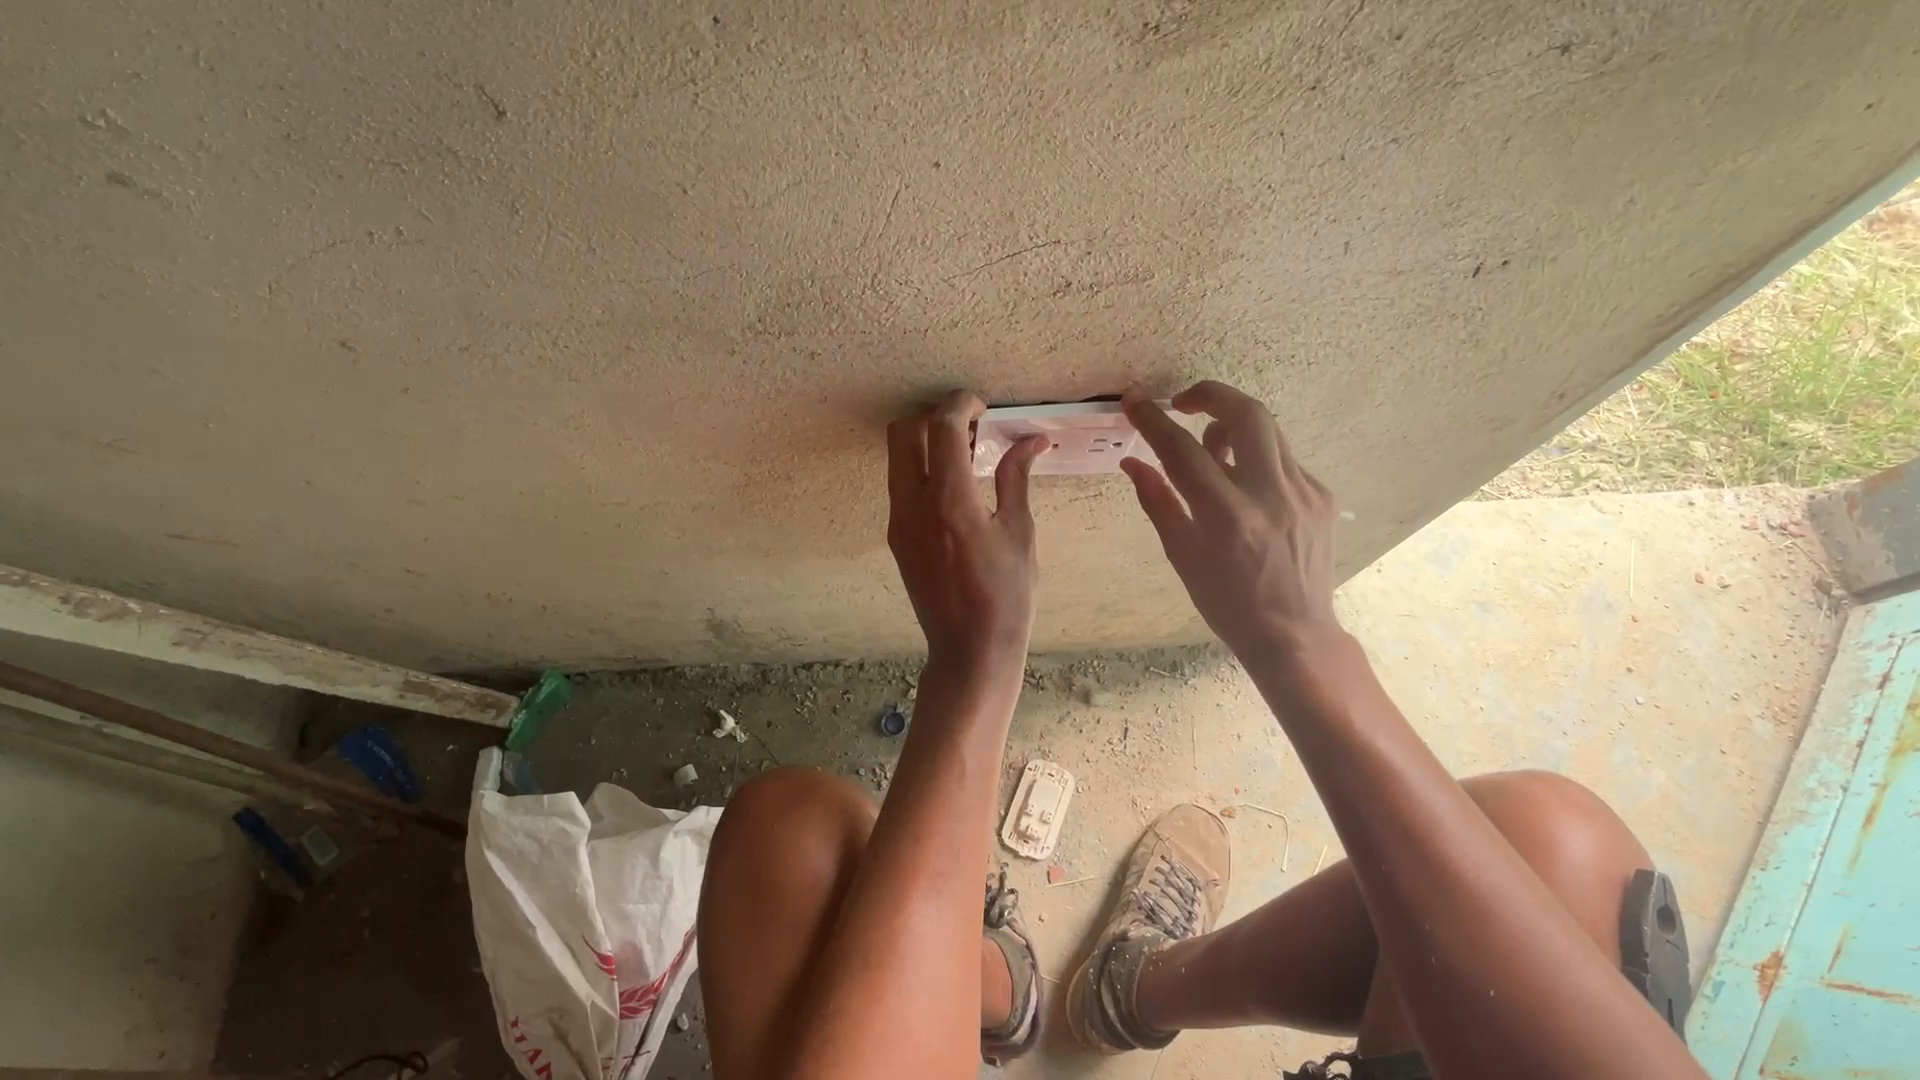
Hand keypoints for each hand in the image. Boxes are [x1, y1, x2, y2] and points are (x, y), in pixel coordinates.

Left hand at [887, 391, 1049, 670]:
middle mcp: (913, 506)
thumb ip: (1016, 478)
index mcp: (950, 502)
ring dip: (924, 443)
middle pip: (902, 432)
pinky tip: (955, 487)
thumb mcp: (1019, 532)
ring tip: (965, 455)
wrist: (969, 649)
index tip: (981, 405)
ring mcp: (898, 523)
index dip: (960, 404)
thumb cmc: (1006, 596)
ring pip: (896, 459)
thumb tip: (1031, 440)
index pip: (942, 427)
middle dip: (933, 417)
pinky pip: (901, 486)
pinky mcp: (896, 538)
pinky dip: (921, 471)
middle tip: (968, 426)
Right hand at [1120, 381, 1342, 660]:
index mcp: (1227, 516)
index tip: (1134, 401)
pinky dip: (1258, 461)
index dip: (1154, 420)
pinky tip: (1247, 489)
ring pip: (1269, 430)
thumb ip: (1158, 502)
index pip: (1184, 450)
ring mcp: (1303, 493)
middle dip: (1211, 394)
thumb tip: (1133, 463)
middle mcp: (1270, 495)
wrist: (1293, 634)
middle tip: (1185, 403)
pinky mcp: (1322, 496)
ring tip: (1213, 448)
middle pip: (1246, 414)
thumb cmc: (1227, 603)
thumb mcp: (1182, 556)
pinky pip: (1284, 460)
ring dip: (1234, 425)